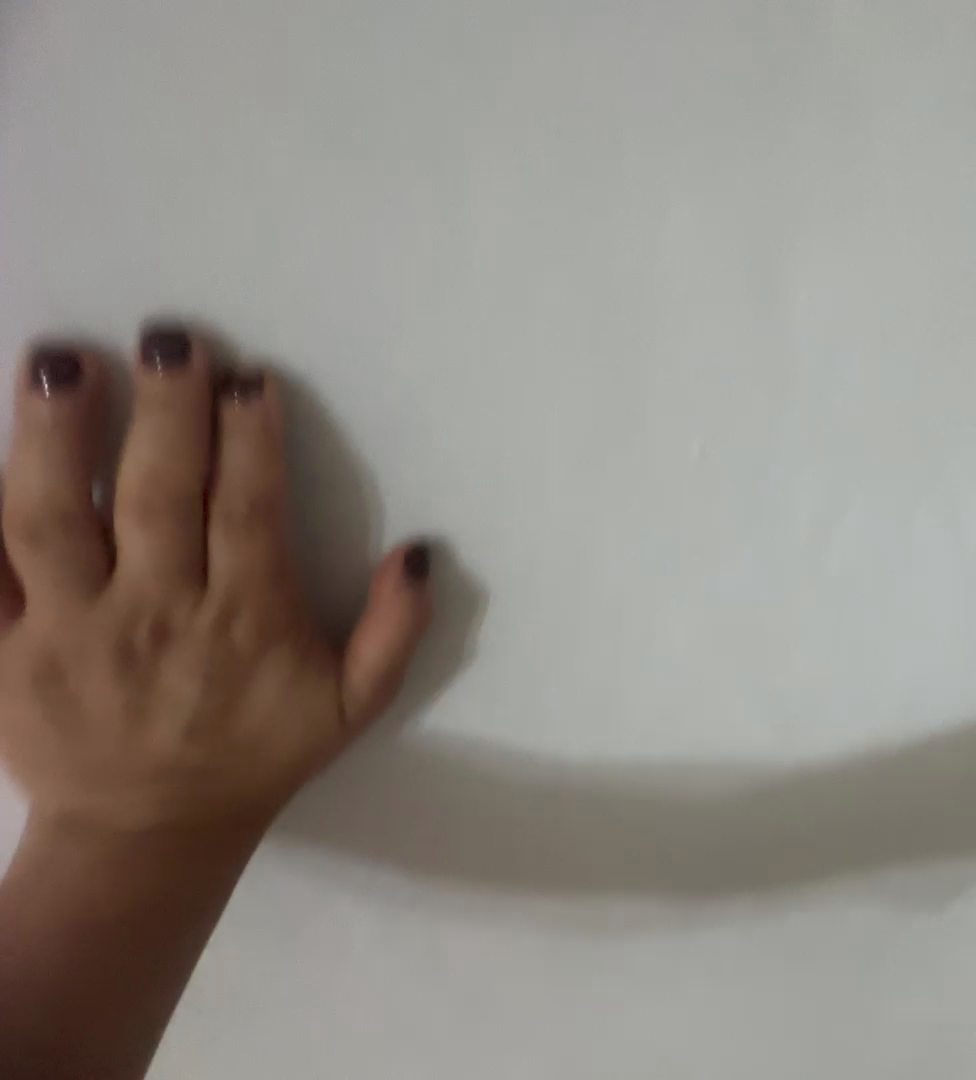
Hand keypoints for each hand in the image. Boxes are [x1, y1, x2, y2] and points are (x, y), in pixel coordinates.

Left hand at [0, 323, 431, 835]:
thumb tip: (416, 553)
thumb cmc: (267, 748)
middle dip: (165, 412)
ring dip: (53, 437)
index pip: (248, 511)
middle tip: (169, 341)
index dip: (251, 441)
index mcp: (246, 619)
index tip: (251, 380)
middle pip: (155, 496)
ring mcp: (64, 628)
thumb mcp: (361, 700)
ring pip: (47, 518)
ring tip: (60, 363)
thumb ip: (397, 628)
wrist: (151, 827)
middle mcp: (156, 611)